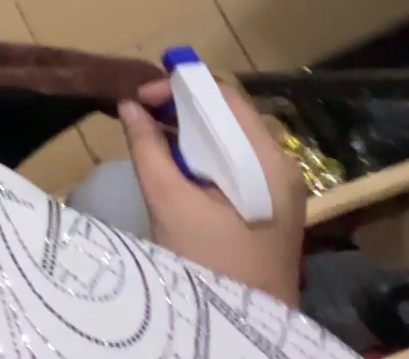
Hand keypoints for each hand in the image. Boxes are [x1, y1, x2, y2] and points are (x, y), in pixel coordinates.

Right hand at [119, 79, 305, 305]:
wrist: (249, 321)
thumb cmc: (210, 258)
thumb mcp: (167, 197)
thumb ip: (147, 145)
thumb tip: (129, 105)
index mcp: (266, 159)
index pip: (225, 97)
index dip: (179, 86)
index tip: (139, 97)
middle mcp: (279, 165)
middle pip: (227, 113)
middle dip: (179, 105)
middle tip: (138, 112)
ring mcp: (277, 185)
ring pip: (227, 135)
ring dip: (186, 127)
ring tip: (149, 133)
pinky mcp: (267, 201)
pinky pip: (231, 157)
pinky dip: (199, 149)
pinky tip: (172, 160)